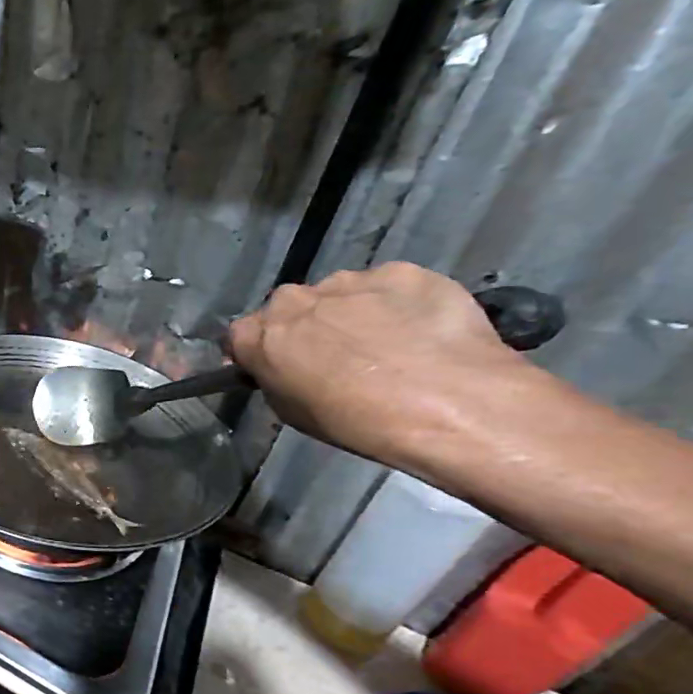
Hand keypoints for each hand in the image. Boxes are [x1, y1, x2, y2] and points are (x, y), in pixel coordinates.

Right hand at [227, 263, 542, 466]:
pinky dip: (398, 304)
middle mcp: (294, 299)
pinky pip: (389, 287)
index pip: (239, 335)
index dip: (258, 351)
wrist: (453, 405)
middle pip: (289, 308)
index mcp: (259, 335)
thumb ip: (277, 379)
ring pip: (340, 293)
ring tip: (389, 344)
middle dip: (305, 327)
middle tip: (337, 357)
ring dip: (352, 312)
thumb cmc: (360, 422)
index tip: (278, 367)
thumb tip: (284, 367)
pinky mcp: (402, 272)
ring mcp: (348, 280)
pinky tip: (422, 332)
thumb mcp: (296, 414)